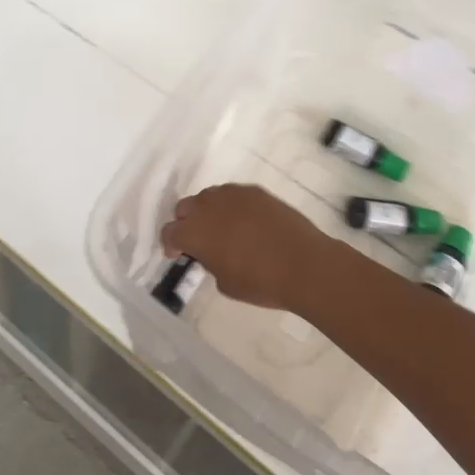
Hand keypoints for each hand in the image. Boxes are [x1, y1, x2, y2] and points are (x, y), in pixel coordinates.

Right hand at [160, 184, 340, 312]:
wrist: (304, 264)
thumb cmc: (261, 282)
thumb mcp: (225, 283)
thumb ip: (211, 263)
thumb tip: (213, 254)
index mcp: (194, 232)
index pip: (169, 233)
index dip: (171, 245)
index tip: (178, 254)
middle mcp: (207, 206)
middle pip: (185, 208)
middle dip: (187, 223)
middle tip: (200, 241)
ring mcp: (232, 194)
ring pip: (209, 197)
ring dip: (209, 212)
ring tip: (224, 230)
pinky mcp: (255, 191)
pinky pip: (233, 195)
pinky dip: (233, 207)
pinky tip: (247, 223)